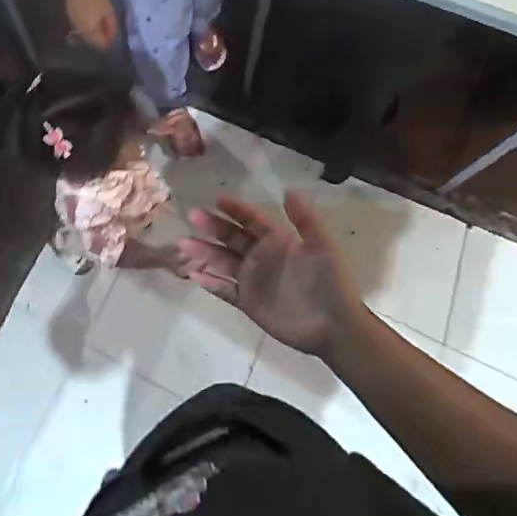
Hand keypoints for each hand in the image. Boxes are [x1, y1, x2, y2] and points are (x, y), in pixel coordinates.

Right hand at [64, 0, 118, 45]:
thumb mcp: (109, 12)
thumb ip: (112, 26)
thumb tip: (112, 37)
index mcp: (90, 31)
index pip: (101, 44)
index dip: (109, 41)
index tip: (114, 35)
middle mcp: (80, 30)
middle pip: (92, 40)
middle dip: (101, 37)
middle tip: (109, 28)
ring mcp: (73, 23)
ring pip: (85, 33)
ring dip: (93, 31)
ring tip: (101, 22)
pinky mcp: (70, 16)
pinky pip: (80, 26)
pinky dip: (87, 25)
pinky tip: (91, 17)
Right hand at [177, 193, 364, 355]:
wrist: (334, 325)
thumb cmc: (331, 281)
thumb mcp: (322, 246)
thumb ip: (305, 219)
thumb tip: (289, 190)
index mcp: (279, 240)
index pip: (253, 220)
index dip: (236, 210)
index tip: (217, 199)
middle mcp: (262, 256)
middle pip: (232, 238)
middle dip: (213, 226)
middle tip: (193, 215)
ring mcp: (253, 280)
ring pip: (223, 262)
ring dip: (204, 252)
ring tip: (183, 244)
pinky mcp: (249, 303)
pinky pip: (225, 291)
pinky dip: (210, 283)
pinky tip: (194, 276)